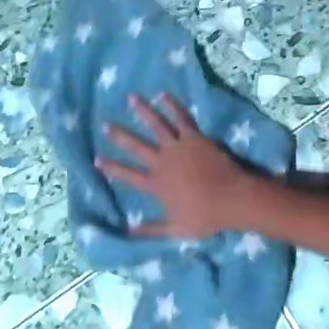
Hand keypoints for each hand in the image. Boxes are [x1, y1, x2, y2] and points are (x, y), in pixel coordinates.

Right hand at [97, 94, 262, 238]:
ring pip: (155, 125)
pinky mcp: (194, 137)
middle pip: (136, 147)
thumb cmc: (206, 217)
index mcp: (156, 185)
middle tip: (104, 124)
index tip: (96, 159)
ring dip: (142, 111)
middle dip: (119, 136)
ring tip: (131, 98)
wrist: (232, 198)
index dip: (111, 168)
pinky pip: (180, 118)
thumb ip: (151, 230)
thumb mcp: (176, 230)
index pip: (127, 176)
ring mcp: (177, 148)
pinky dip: (171, 105)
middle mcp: (162, 163)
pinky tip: (163, 95)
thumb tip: (127, 233)